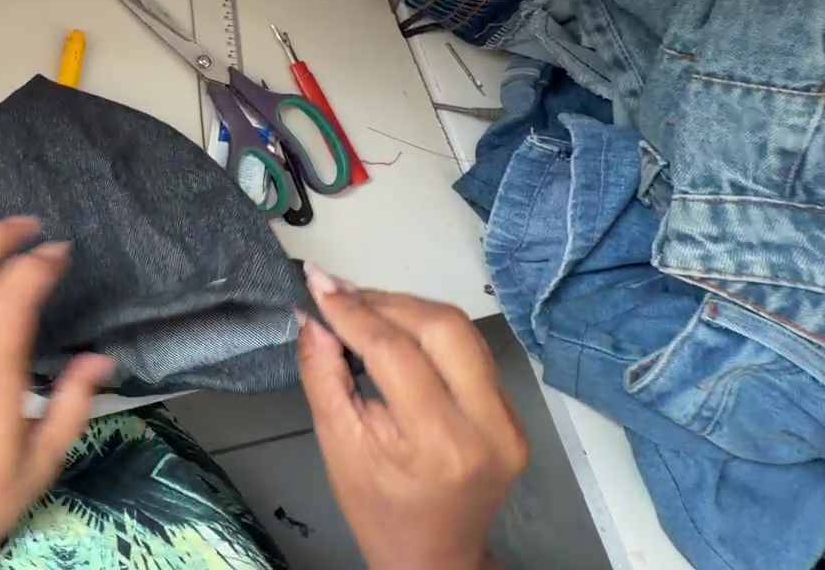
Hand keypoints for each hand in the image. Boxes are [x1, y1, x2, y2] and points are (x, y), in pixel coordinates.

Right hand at [298, 268, 527, 569]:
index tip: (316, 282)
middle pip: (442, 327)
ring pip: (459, 329)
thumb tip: (312, 313)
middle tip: (338, 297)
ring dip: (404, 308)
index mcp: (440, 442)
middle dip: (382, 301)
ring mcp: (509, 419)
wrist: (432, 554)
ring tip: (359, 309)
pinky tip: (391, 329)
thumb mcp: (333, 437)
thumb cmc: (375, 503)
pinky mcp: (511, 412)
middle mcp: (488, 426)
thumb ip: (320, 369)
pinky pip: (469, 348)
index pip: (394, 350)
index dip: (351, 311)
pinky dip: (424, 326)